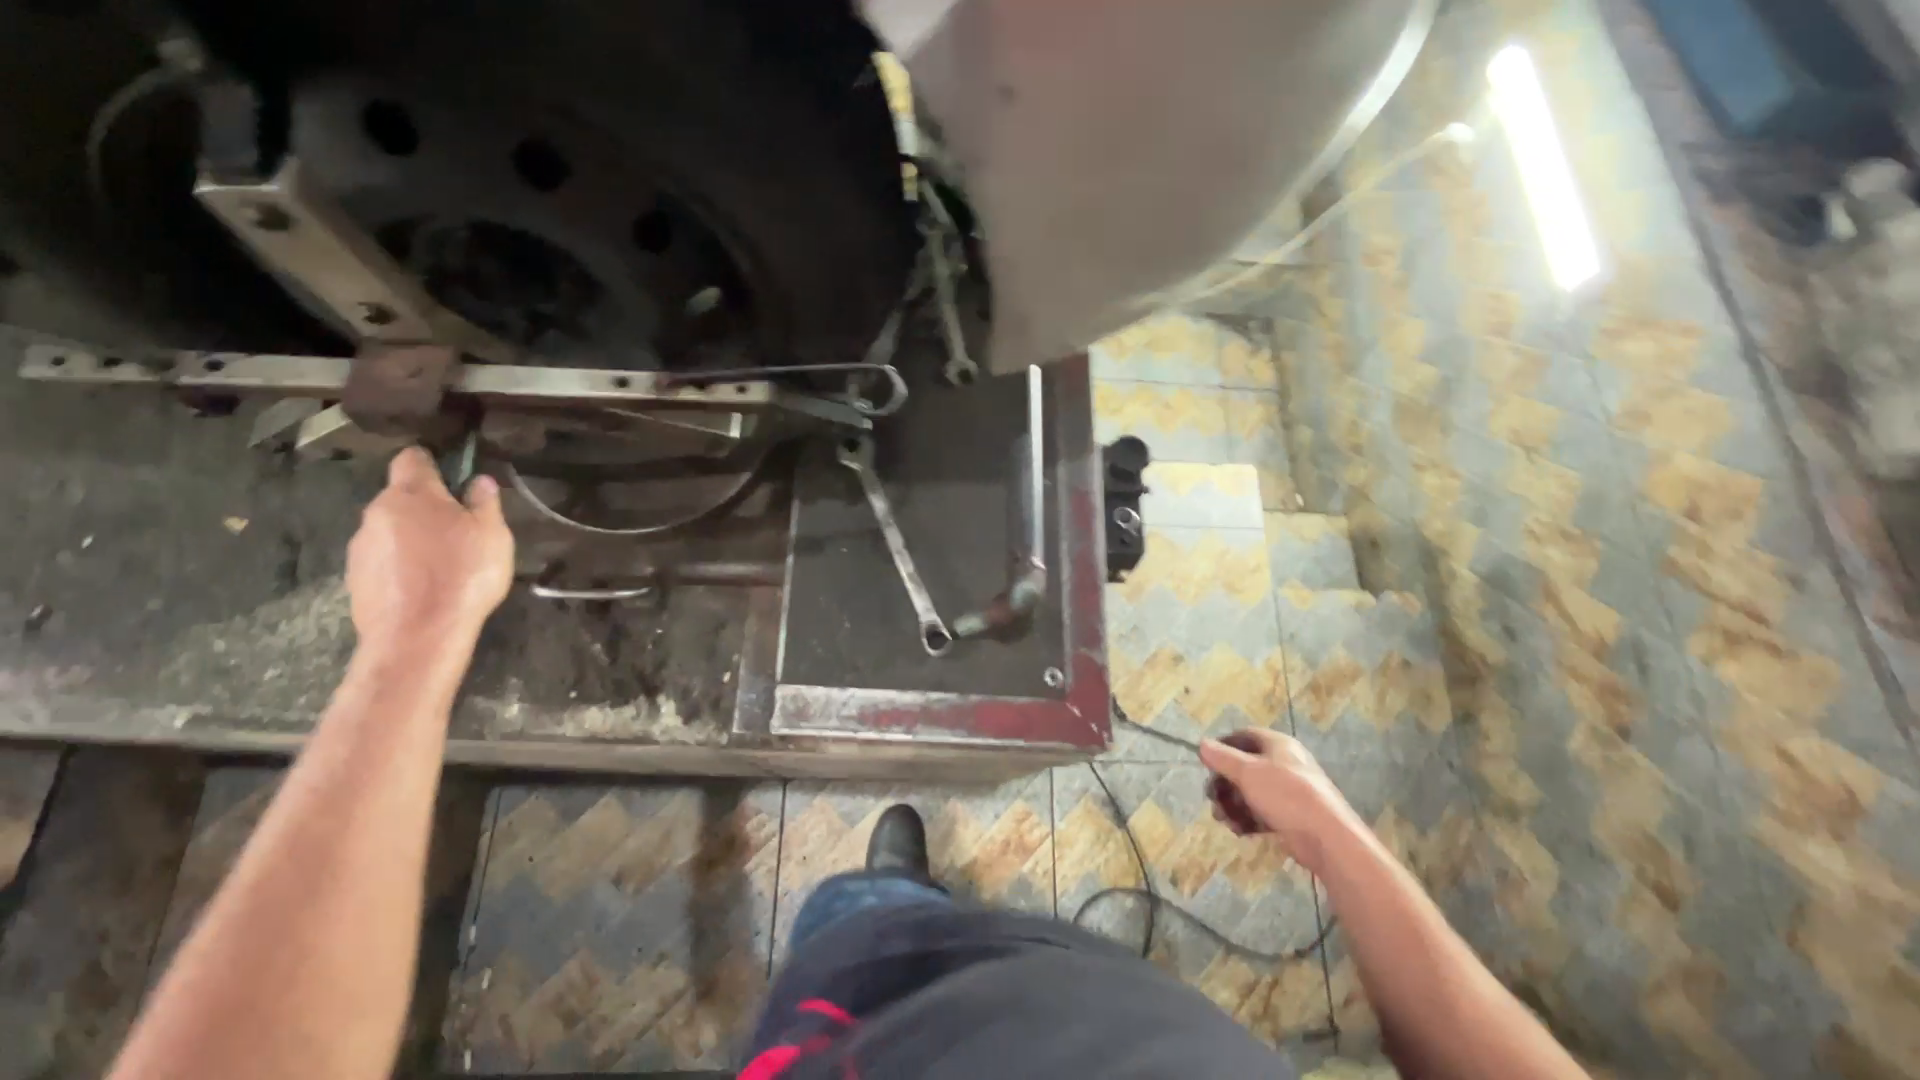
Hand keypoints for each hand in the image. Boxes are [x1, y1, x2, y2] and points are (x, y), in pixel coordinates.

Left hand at [346, 448, 514, 655]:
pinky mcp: (355, 578)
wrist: (417, 635)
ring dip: (412, 539)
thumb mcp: (492, 535)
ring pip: (391, 531)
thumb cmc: (462, 575)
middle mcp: (377, 512)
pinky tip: (423, 588)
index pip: (412, 458)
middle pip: (401, 497)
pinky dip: (401, 567)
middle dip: (426, 508)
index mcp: (411, 493)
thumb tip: (479, 481)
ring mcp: (361, 547)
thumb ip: (485, 503)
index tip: (453, 479)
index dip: (433, 463)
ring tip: (442, 566)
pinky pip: (382, 561)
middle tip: (458, 531)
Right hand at [1199, 729, 1360, 874]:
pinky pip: (1261, 811)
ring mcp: (1288, 791)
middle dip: (1225, 783)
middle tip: (1212, 799)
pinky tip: (1239, 830)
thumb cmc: (1285, 795)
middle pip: (1244, 767)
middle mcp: (1284, 764)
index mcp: (1278, 745)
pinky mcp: (1290, 815)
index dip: (1223, 746)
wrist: (1326, 837)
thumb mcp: (1248, 772)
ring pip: (1250, 792)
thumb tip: (1202, 743)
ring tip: (1224, 820)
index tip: (1206, 763)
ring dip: (1233, 805)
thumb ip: (1223, 758)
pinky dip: (1248, 819)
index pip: (1245, 736)